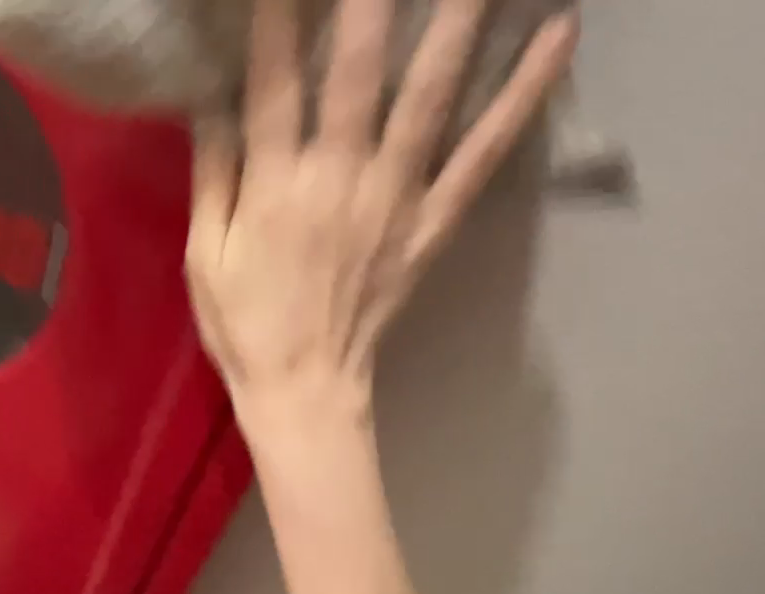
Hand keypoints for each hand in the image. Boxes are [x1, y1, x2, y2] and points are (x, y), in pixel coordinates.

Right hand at [185, 0, 576, 452]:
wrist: (303, 386)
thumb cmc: (243, 325)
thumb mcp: (205, 258)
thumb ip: (213, 178)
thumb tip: (212, 105)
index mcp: (274, 189)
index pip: (273, 86)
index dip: (276, 21)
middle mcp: (338, 178)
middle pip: (357, 69)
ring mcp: (395, 196)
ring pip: (431, 93)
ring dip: (459, 17)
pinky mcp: (433, 220)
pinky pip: (482, 152)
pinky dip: (523, 95)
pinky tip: (559, 33)